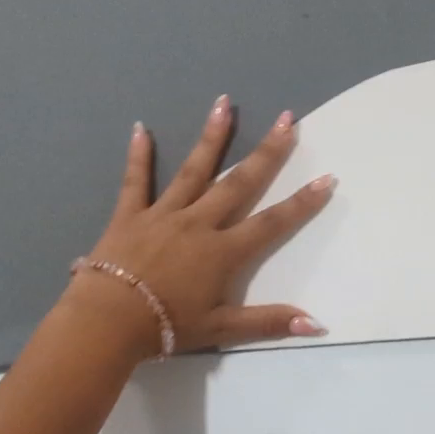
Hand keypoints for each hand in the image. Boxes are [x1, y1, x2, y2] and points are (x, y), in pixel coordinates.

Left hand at [61, 95, 334, 356]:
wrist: (107, 322)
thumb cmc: (167, 327)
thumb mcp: (222, 330)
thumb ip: (269, 323)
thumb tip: (317, 325)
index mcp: (224, 251)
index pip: (272, 222)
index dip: (302, 202)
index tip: (327, 178)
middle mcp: (199, 223)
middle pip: (239, 182)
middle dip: (267, 150)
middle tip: (287, 119)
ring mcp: (163, 214)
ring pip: (193, 170)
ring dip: (212, 136)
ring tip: (224, 103)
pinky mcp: (130, 215)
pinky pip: (135, 180)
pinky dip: (139, 155)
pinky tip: (141, 128)